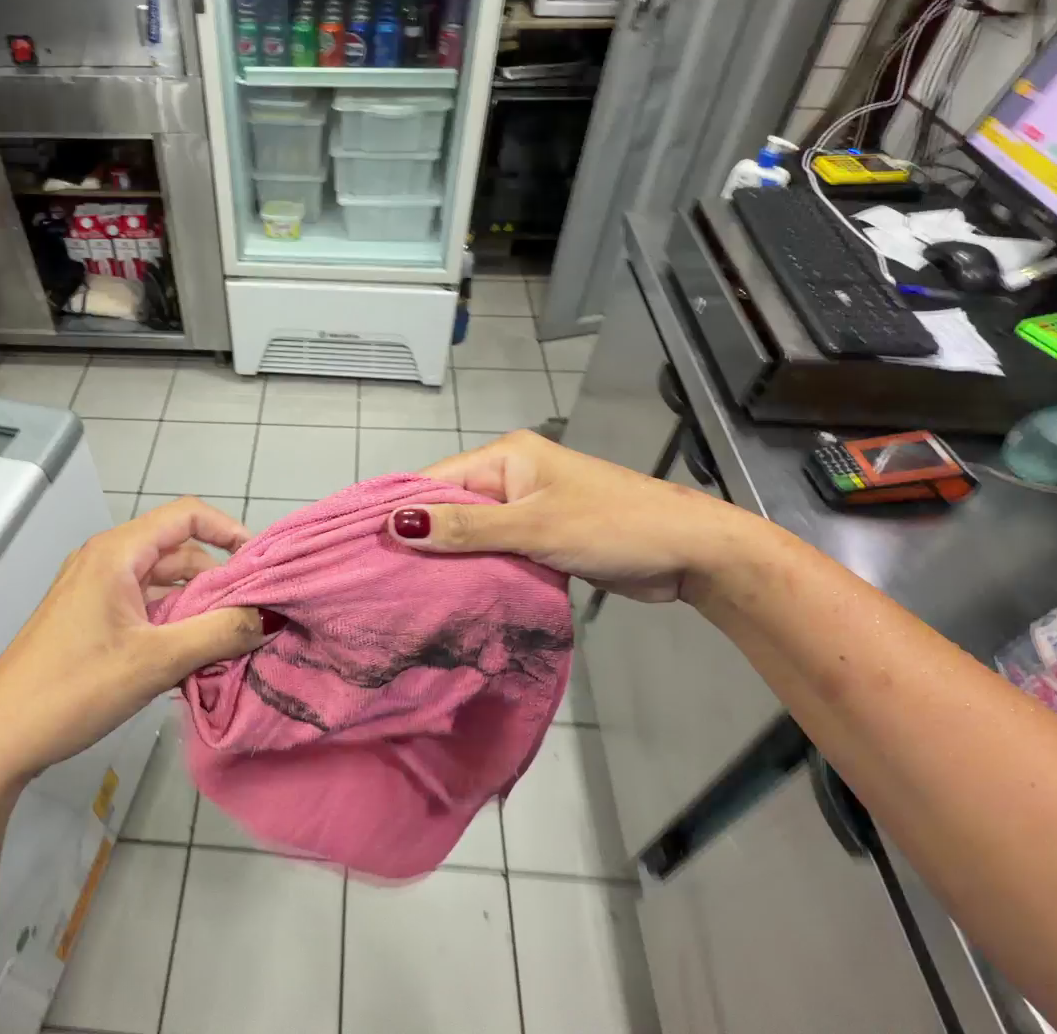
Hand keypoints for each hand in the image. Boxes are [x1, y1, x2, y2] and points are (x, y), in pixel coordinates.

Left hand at [0, 497, 277, 792]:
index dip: (229, 530)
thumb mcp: (157, 661)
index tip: (262, 563)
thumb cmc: (75, 688)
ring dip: (198, 604)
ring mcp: (94, 590)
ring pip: (162, 582)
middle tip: (255, 611)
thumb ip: (220, 633)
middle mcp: (105, 560)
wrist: (0, 737)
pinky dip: (174, 620)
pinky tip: (195, 653)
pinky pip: (144, 605)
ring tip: (232, 637)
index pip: (186, 515)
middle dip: (218, 577)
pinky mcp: (89, 618)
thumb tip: (271, 617)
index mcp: (116, 553)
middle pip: (177, 550)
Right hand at [387, 430, 761, 602]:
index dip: (402, 513)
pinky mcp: (542, 540)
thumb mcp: (533, 527)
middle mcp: (511, 478)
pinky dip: (478, 572)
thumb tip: (396, 525)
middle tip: (381, 580)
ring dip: (450, 561)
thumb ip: (465, 528)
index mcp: (507, 457)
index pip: (436, 480)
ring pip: (472, 535)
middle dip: (423, 541)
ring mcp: (527, 510)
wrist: (690, 552)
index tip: (365, 549)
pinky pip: (496, 553)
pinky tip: (451, 598)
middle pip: (450, 508)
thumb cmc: (612, 526)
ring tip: (405, 594)